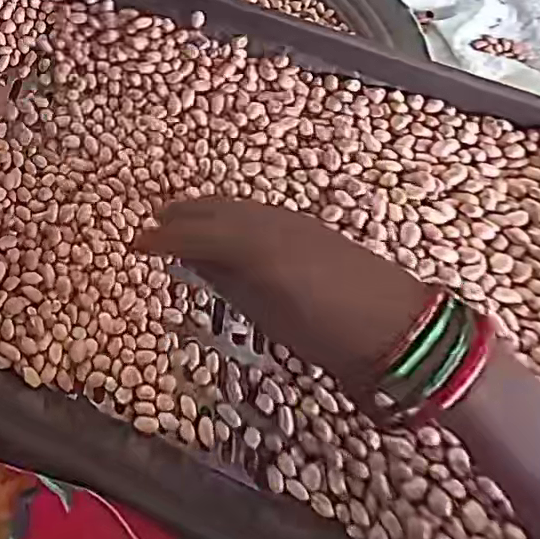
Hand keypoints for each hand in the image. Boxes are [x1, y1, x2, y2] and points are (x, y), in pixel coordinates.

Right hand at [135, 200, 434, 386]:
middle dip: (174, 219)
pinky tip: (223, 227)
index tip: (134, 245)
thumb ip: (224, 281)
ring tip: (179, 222)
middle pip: (206, 212)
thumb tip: (190, 260)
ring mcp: (285, 219)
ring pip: (228, 205)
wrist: (406, 328)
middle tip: (151, 230)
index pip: (189, 236)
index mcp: (250, 247)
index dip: (158, 240)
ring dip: (198, 211)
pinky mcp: (302, 223)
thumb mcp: (267, 315)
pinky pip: (249, 209)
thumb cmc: (328, 333)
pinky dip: (225, 213)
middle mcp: (263, 222)